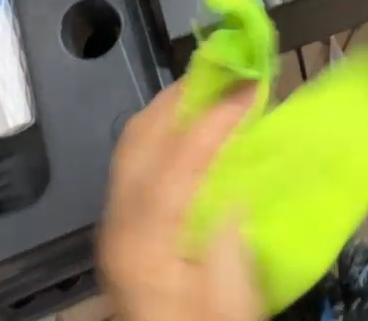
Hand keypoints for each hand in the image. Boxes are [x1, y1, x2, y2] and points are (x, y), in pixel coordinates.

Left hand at [99, 81, 259, 320]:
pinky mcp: (123, 223)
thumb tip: (230, 192)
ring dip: (174, 107)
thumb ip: (229, 254)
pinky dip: (167, 128)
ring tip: (218, 87)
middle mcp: (118, 224)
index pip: (175, 162)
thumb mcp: (232, 314)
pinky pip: (138, 156)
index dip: (214, 118)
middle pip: (141, 137)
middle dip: (185, 95)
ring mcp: (115, 222)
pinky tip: (197, 124)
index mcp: (143, 247)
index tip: (252, 88)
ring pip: (134, 141)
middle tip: (232, 71)